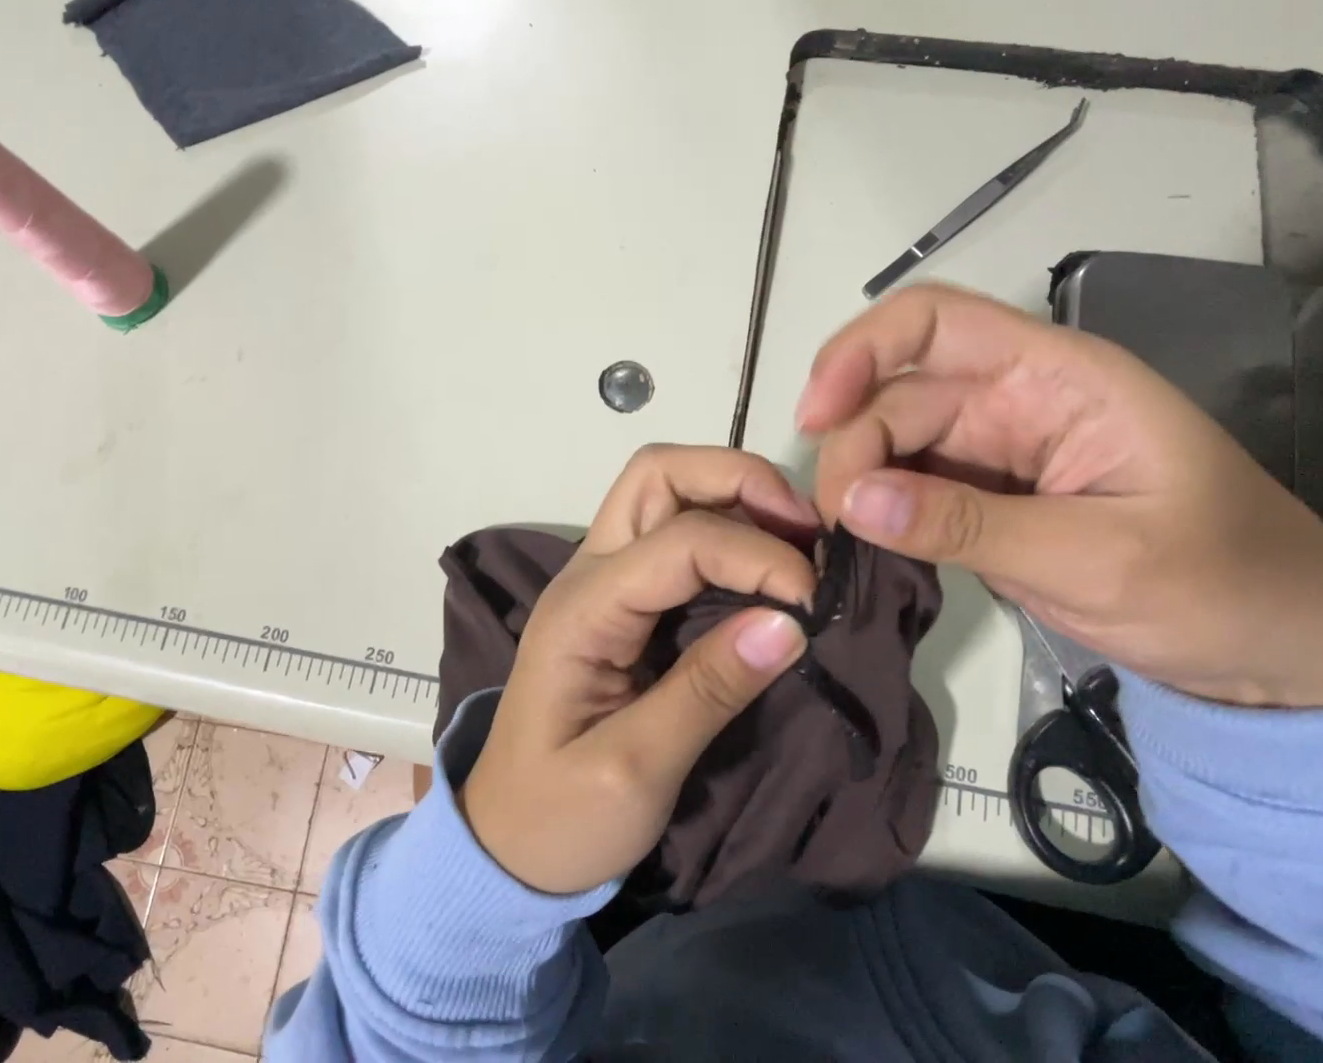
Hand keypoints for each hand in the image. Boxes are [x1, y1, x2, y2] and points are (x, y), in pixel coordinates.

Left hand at [460, 446, 816, 893]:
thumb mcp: (634, 770)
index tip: (814, 601)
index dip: (756, 554)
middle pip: (657, 474)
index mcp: (582, 612)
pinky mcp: (622, 606)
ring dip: (735, 497)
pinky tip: (769, 565)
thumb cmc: (561, 817)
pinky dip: (727, 532)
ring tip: (800, 543)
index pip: (679, 541)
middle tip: (808, 531)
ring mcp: (601, 585)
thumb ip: (706, 691)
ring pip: (664, 493)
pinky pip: (674, 537)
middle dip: (739, 479)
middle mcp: (586, 577)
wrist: (508, 847)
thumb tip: (790, 622)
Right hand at [797, 283, 1322, 707]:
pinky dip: (877, 514)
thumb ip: (967, 525)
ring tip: (844, 545)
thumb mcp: (1096, 558)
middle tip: (837, 527)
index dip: (859, 352)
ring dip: (858, 485)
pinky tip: (862, 547)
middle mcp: (1015, 400)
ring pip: (892, 445)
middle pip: (896, 394)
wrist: (1282, 652)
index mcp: (1057, 378)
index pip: (933, 322)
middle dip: (853, 449)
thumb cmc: (1222, 586)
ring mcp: (996, 454)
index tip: (812, 420)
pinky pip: (908, 491)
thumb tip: (851, 501)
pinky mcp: (984, 502)